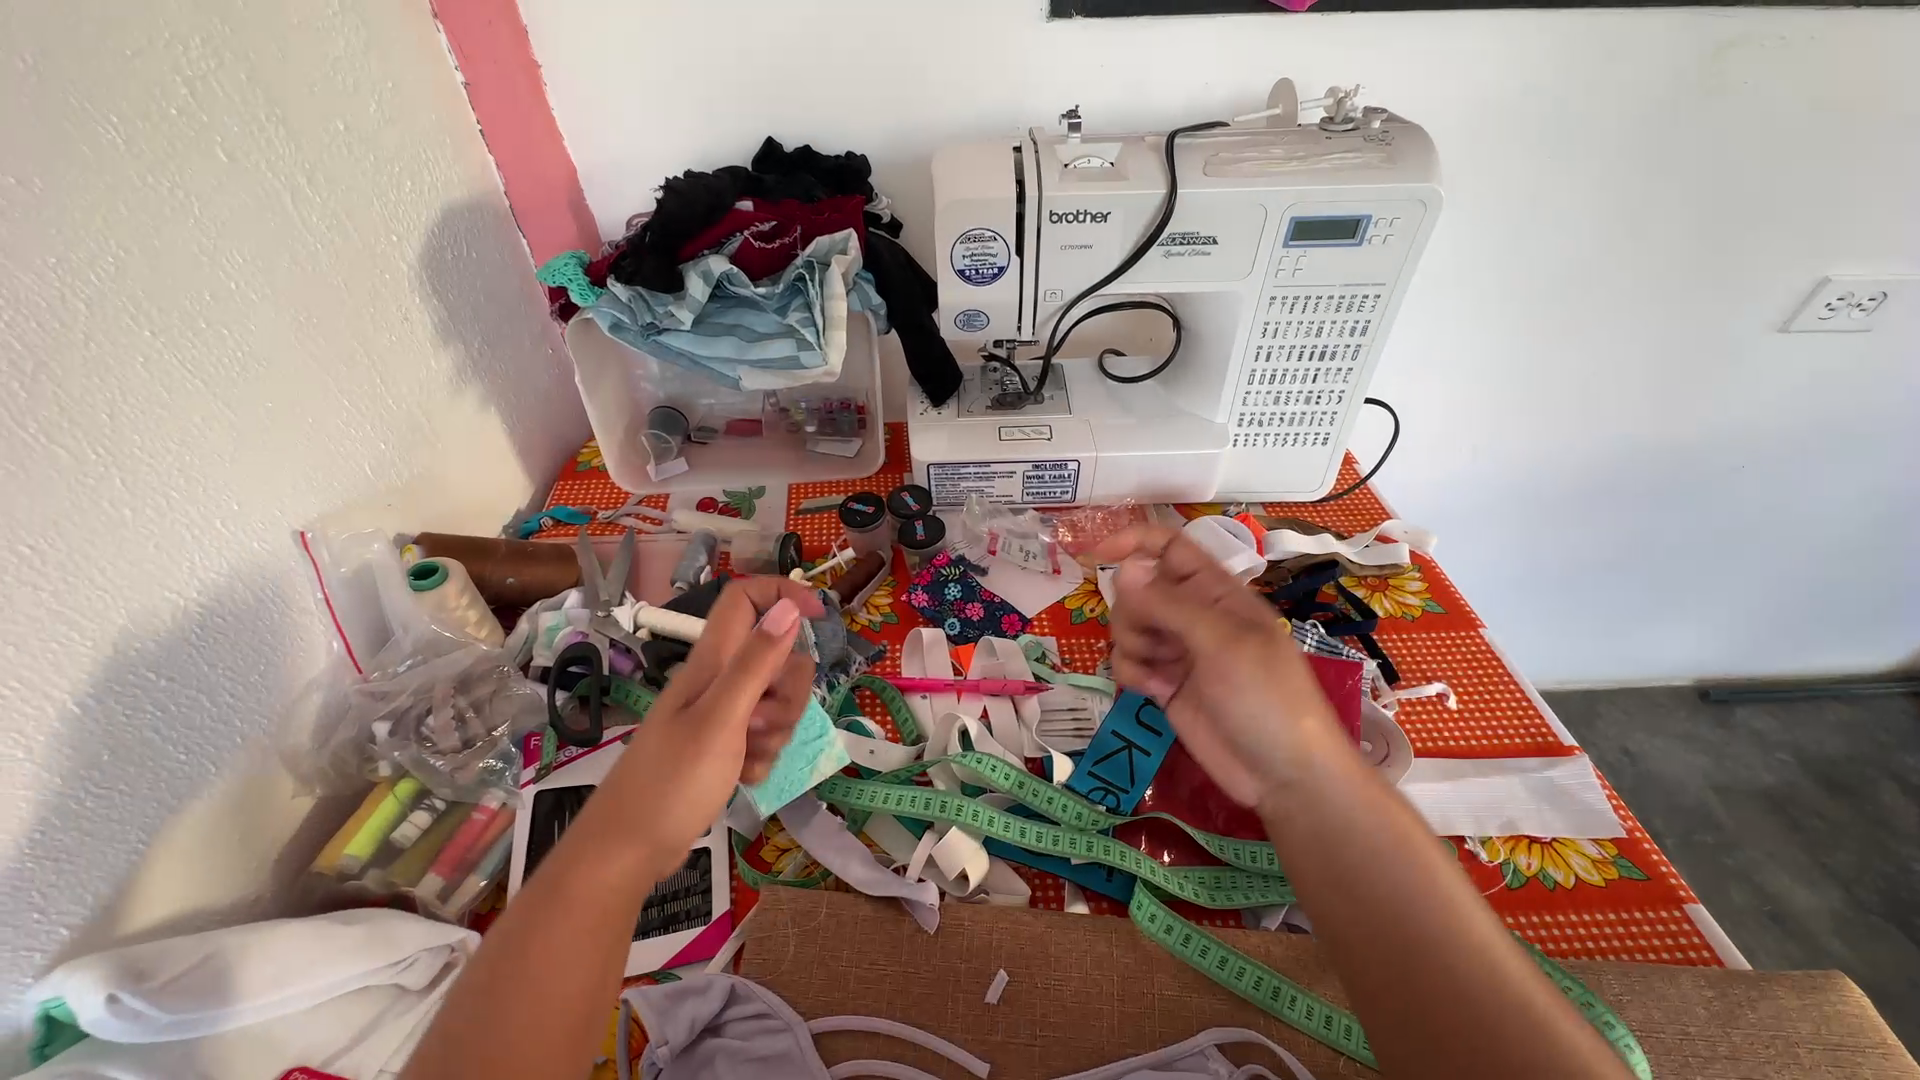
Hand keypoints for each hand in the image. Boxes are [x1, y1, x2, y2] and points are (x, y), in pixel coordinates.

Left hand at [603, 577, 822, 861]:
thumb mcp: (723, 718)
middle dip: (789, 691)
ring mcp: (722, 714)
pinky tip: (743, 777)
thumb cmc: (672, 780)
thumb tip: (789, 607)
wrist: (631, 848)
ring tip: (747, 756)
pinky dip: (763, 757)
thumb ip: (757, 662)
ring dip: (777, 731)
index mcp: (713, 660)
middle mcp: (719, 679)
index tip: (820, 617)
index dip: (783, 594)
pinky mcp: (725, 746)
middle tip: (761, 722)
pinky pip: (765, 738)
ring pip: (777, 701)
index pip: (746, 598)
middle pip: (779, 658)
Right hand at [1093, 525, 1346, 806]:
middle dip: (1133, 611)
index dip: (1134, 542)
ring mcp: (1178, 652)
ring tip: (1160, 672)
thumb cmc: (1266, 697)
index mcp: (1216, 592)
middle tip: (1156, 639)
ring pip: (1127, 627)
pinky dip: (1132, 673)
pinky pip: (1128, 663)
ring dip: (1132, 645)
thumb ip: (1169, 603)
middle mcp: (1194, 615)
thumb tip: (1123, 568)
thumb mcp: (1222, 642)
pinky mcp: (1164, 686)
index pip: (1169, 548)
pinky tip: (1154, 692)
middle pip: (1137, 589)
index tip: (1097, 554)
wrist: (1283, 774)